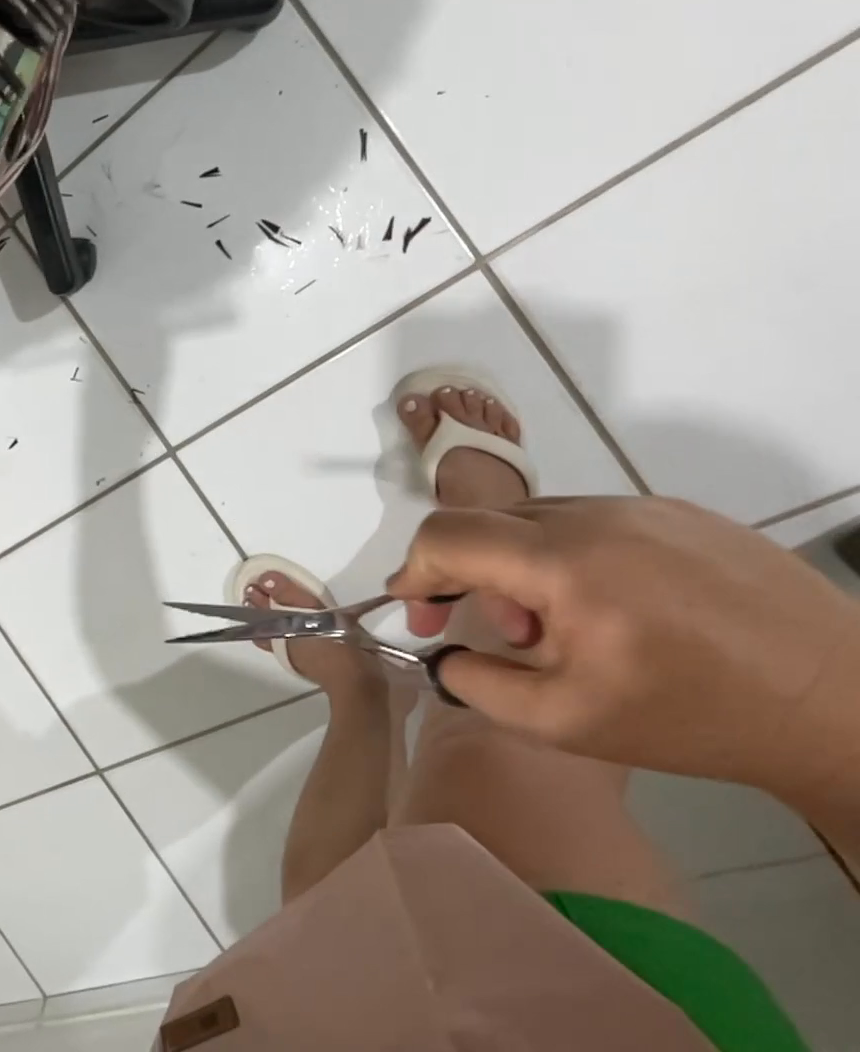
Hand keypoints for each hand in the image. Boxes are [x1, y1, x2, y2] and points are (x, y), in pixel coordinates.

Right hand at [388, 496, 859, 796]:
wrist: (850, 705)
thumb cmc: (697, 719)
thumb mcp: (560, 722)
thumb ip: (473, 682)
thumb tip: (445, 653)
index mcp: (568, 565)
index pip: (447, 535)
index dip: (414, 569)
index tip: (417, 609)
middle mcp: (601, 517)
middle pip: (486, 522)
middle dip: (464, 573)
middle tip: (495, 634)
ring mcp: (648, 508)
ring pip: (535, 520)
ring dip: (517, 566)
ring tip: (561, 627)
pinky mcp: (685, 513)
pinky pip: (591, 522)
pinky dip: (567, 557)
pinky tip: (607, 608)